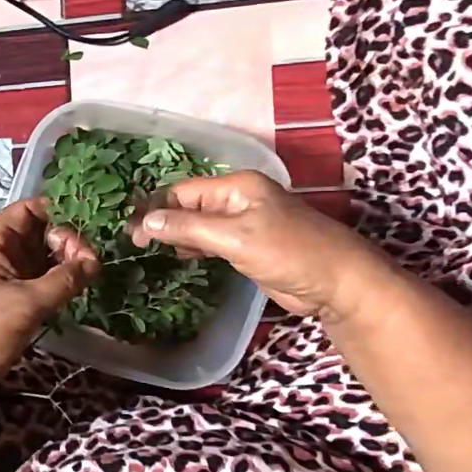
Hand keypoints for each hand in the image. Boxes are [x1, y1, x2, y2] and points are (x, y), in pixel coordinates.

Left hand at [0, 200, 99, 379]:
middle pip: (36, 230)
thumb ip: (63, 279)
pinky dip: (58, 275)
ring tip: (90, 269)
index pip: (25, 210)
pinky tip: (79, 281)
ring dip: (64, 258)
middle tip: (90, 259)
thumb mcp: (28, 303)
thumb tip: (95, 261)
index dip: (55, 211)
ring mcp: (4, 272)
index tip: (87, 224)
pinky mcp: (11, 292)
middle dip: (65, 238)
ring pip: (40, 253)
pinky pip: (39, 273)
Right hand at [130, 171, 394, 320]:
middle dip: (161, 221)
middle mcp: (238, 198)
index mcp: (236, 186)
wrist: (340, 285)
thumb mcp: (234, 238)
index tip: (131, 232)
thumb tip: (146, 221)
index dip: (154, 209)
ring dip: (176, 235)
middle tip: (135, 243)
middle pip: (187, 205)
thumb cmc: (289, 252)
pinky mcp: (248, 244)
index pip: (182, 191)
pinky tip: (180, 256)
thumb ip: (187, 227)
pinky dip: (193, 246)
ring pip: (197, 223)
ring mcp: (244, 222)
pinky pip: (210, 239)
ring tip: (150, 249)